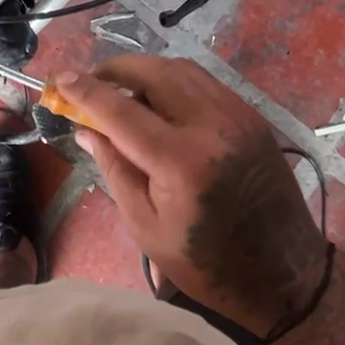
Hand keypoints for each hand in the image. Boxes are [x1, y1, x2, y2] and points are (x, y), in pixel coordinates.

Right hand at [55, 57, 328, 337]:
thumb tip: (85, 129)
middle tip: (88, 82)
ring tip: (121, 91)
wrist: (284, 275)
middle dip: (114, 70)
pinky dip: (173, 80)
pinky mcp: (251, 115)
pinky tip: (158, 101)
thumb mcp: (146, 226)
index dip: (85, 91)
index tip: (59, 78)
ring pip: (180, 68)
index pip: (121, 109)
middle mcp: (211, 125)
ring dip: (144, 71)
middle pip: (152, 72)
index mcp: (181, 161)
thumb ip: (114, 168)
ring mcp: (236, 115)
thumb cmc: (207, 263)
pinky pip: (203, 81)